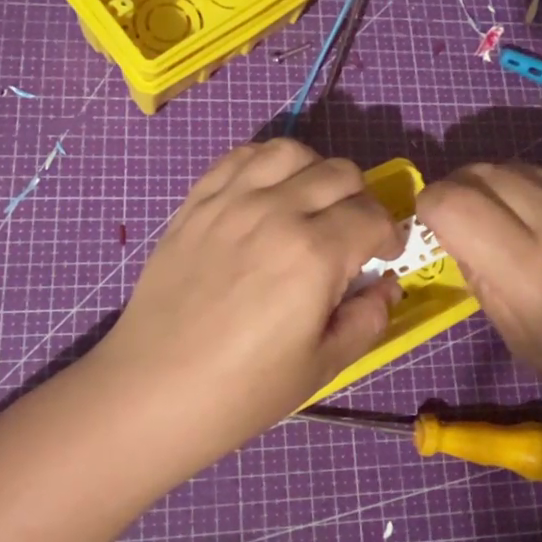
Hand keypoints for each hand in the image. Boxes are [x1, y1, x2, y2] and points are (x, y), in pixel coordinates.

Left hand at [88, 140, 402, 457]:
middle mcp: (276, 211)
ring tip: (309, 204)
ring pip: (290, 151)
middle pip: (340, 172)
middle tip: (350, 233)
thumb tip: (386, 286)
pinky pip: (239, 157)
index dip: (388, 234)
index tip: (382, 256)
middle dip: (359, 200)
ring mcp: (230, 200)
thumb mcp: (322, 366)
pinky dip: (263, 164)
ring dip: (314, 171)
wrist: (153, 388)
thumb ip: (367, 319)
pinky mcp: (196, 202)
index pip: (372, 215)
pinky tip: (265, 193)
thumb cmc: (243, 390)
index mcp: (314, 254)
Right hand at [417, 163, 541, 429]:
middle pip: (482, 171)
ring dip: (494, 186)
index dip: (429, 208)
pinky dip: (532, 191)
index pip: (453, 201)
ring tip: (501, 222)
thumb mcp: (526, 343)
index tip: (431, 229)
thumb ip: (485, 283)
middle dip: (456, 189)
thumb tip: (459, 243)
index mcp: (530, 267)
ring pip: (519, 167)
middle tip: (458, 221)